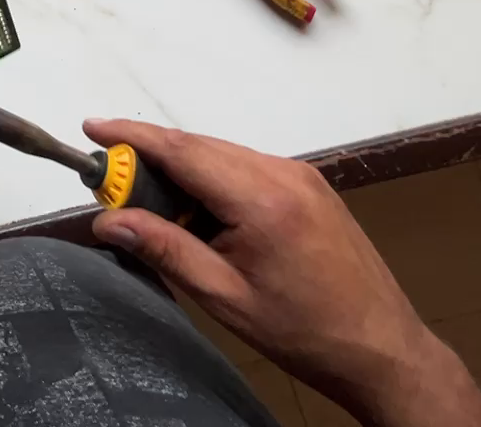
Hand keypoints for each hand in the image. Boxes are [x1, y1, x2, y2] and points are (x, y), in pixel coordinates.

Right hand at [83, 119, 480, 426]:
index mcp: (261, 201)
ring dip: (178, 167)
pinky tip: (199, 210)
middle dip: (147, 154)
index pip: (181, 150)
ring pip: (217, 152)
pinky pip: (240, 163)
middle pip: (196, 145)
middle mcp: (280, 173)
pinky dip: (208, 175)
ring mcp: (298, 174)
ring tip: (154, 203)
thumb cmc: (302, 332)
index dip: (131, 135)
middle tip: (111, 178)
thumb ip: (164, 249)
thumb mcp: (224, 297)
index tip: (92, 127)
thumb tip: (106, 220)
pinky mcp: (306, 182)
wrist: (389, 353)